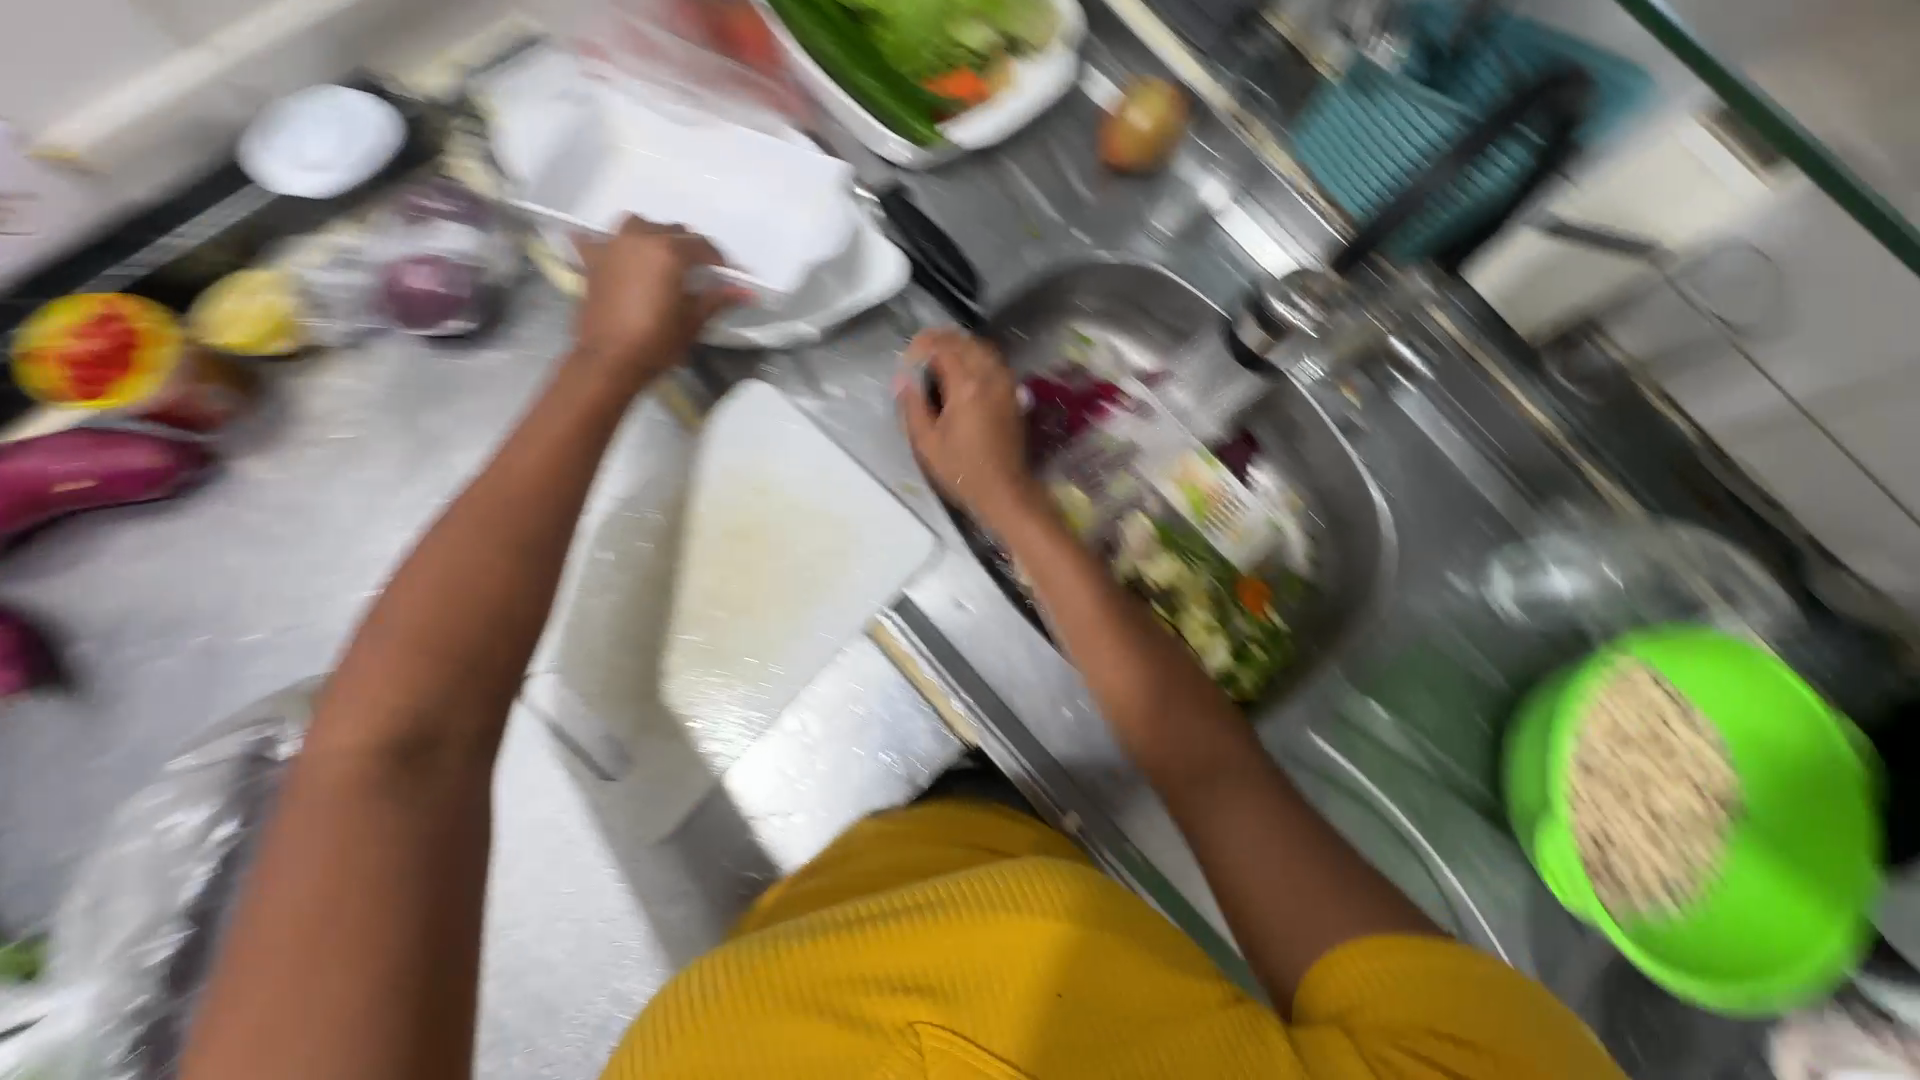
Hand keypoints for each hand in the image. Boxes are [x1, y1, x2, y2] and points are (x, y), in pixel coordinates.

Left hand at [570, 216, 735, 387]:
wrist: (609, 360)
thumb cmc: (657, 341)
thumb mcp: (693, 320)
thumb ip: (718, 298)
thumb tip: (747, 292)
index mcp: (670, 251)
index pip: (703, 246)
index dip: (719, 261)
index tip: (727, 276)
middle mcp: (640, 238)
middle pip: (672, 230)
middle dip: (688, 247)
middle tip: (697, 271)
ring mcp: (613, 246)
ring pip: (638, 225)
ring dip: (652, 235)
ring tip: (660, 256)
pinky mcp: (592, 261)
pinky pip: (600, 240)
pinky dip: (610, 244)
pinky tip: (615, 254)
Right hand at [897, 327, 1042, 531]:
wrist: (1005, 490)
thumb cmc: (962, 470)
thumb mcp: (926, 442)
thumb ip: (912, 406)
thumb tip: (901, 380)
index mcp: (966, 386)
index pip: (942, 348)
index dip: (921, 347)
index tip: (907, 360)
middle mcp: (990, 377)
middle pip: (965, 341)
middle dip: (940, 340)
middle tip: (920, 351)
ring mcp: (1006, 384)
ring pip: (983, 349)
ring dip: (960, 345)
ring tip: (939, 357)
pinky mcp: (1013, 395)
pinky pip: (994, 363)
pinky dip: (977, 357)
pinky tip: (964, 371)